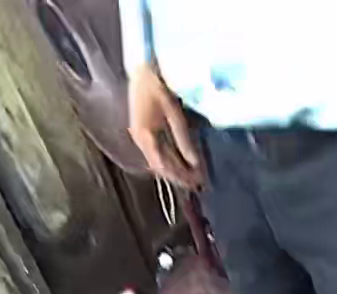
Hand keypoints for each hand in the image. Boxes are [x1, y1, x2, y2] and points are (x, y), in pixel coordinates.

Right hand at [127, 62, 202, 188]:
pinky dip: (169, 160)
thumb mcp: (173, 111)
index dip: (180, 176)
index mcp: (145, 136)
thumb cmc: (158, 82)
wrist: (141, 64)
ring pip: (158, 161)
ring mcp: (140, 136)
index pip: (164, 165)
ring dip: (174, 170)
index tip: (195, 183)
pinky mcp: (143, 131)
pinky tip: (179, 164)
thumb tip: (194, 163)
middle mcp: (140, 140)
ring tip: (190, 178)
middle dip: (179, 176)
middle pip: (161, 166)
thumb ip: (182, 138)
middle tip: (196, 185)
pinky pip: (157, 152)